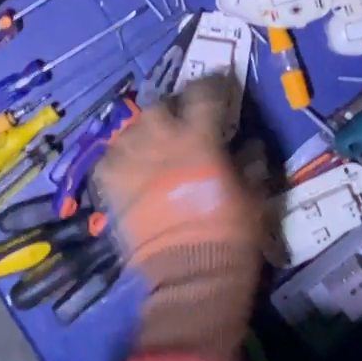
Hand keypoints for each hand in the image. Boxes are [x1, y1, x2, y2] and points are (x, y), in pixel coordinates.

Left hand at [94, 75, 262, 360]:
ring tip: (151, 143)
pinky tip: (129, 165)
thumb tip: (251, 145)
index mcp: (199, 138)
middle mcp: (161, 142)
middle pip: (158, 105)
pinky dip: (118, 157)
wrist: (191, 276)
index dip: (212, 84)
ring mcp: (132, 163)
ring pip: (129, 129)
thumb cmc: (231, 233)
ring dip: (142, 132)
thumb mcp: (254, 195)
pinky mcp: (111, 188)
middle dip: (170, 109)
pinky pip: (107, 159)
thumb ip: (250, 164)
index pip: (203, 93)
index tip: (218, 86)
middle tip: (180, 121)